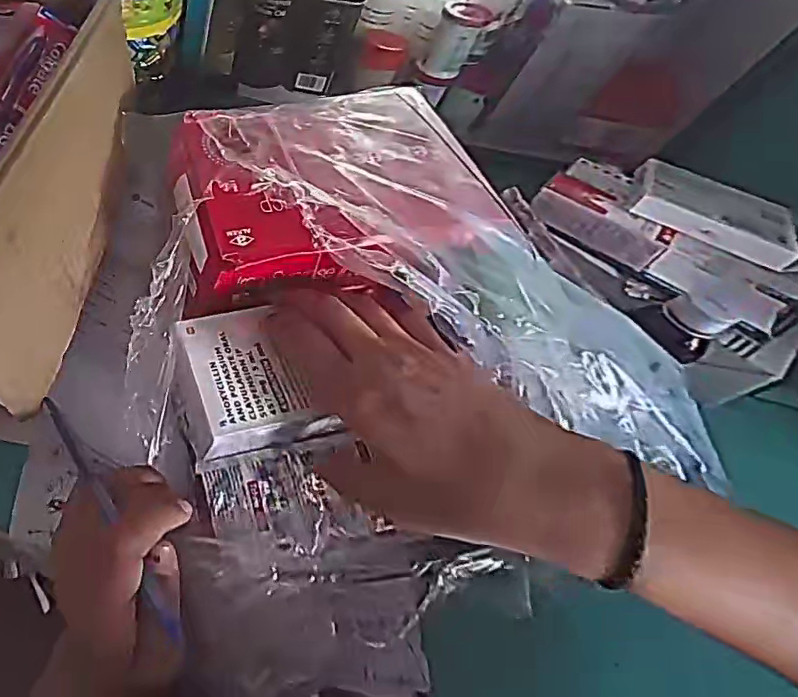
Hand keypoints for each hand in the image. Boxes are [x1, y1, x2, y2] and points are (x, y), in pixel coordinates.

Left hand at [43, 466, 190, 695]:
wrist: (90, 666)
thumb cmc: (130, 661)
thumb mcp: (162, 650)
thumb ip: (167, 598)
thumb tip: (164, 548)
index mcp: (100, 595)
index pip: (119, 535)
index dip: (156, 510)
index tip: (183, 514)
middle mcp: (75, 561)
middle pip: (105, 500)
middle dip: (149, 491)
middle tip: (176, 507)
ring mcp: (64, 542)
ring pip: (95, 488)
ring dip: (132, 483)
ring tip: (158, 500)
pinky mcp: (64, 532)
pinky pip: (87, 491)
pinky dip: (114, 485)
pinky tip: (133, 499)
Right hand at [265, 288, 630, 580]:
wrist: (536, 478)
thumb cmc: (456, 497)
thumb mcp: (389, 502)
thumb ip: (343, 475)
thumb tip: (320, 457)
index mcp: (358, 398)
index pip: (304, 346)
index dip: (279, 326)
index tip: (261, 318)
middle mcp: (380, 360)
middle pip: (329, 310)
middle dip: (298, 297)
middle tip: (277, 296)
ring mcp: (415, 347)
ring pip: (362, 304)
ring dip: (333, 294)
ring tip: (315, 296)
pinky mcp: (444, 346)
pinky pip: (401, 312)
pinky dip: (378, 302)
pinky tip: (373, 305)